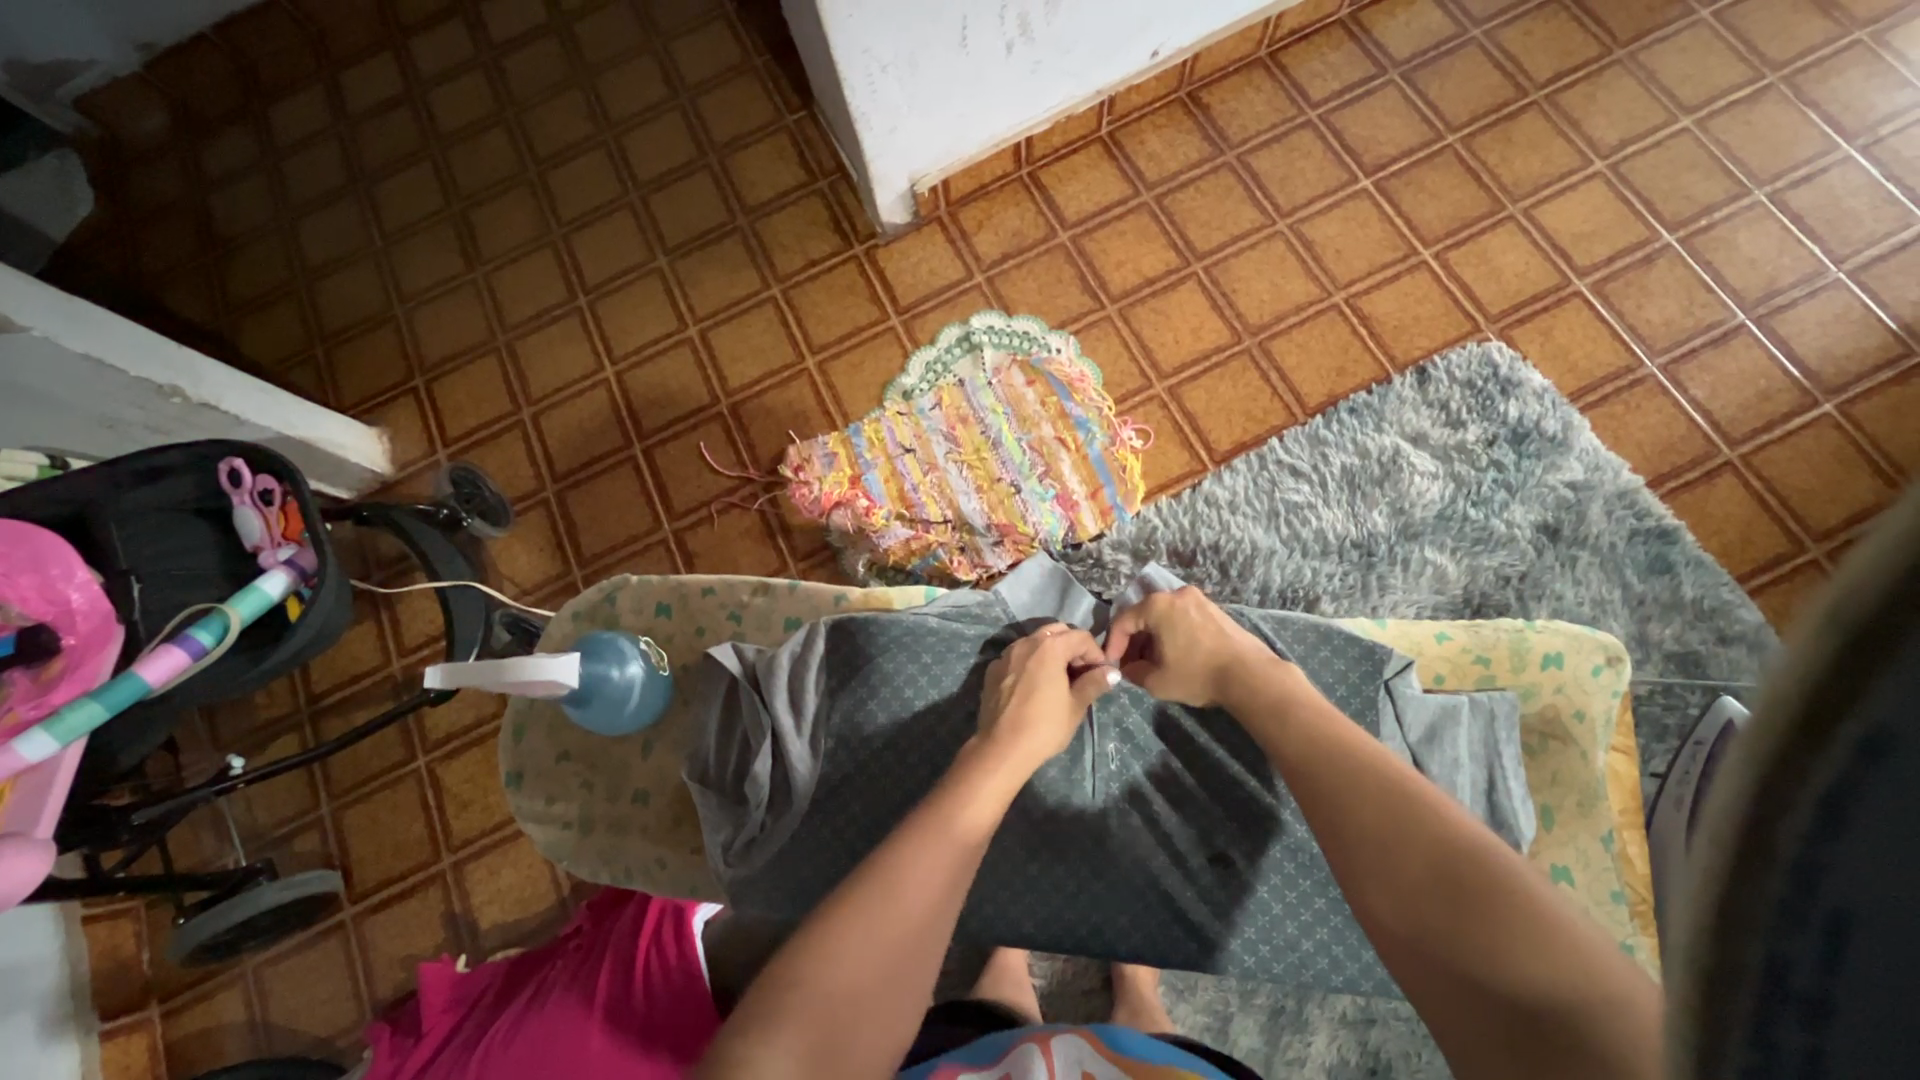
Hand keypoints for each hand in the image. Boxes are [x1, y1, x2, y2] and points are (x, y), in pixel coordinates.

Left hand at [975, 623, 1119, 773]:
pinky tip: (1034, 686)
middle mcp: (1025, 643)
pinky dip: (1030, 663)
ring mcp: (1005, 655)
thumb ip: (1094, 683)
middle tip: (1081, 673)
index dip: (1095, 653)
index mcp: (1049, 647)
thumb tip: (1112, 672)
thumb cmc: (1045, 726)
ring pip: (1034, 642)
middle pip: (1056, 632)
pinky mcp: (992, 670)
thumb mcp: (1076, 706)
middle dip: (1072, 647)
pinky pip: (1017, 657)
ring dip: (1050, 652)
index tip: (1100, 674)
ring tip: (1059, 679)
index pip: (1081, 637)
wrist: (1001, 748)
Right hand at [1102, 586, 1275, 706]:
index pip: (1123, 621)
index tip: (1111, 664)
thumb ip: (1133, 672)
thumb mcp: (1156, 681)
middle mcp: (1176, 594)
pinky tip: (1175, 655)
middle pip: (1143, 616)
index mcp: (1157, 605)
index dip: (1113, 645)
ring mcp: (1198, 599)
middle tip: (1131, 665)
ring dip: (1153, 638)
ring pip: (1164, 616)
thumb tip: (1128, 668)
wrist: (1249, 675)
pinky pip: (1182, 618)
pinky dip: (1172, 634)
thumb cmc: (1197, 674)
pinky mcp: (1214, 609)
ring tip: (1152, 662)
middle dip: (1134, 641)